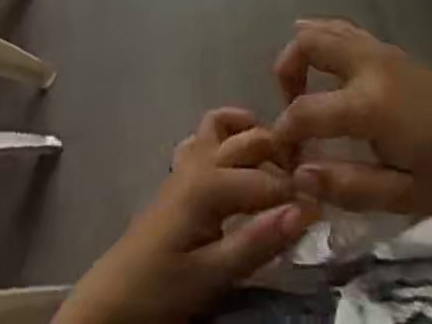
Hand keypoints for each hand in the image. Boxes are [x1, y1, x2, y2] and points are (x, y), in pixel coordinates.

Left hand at [54, 109, 315, 323]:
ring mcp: (188, 164)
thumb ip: (257, 242)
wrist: (110, 304)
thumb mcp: (212, 276)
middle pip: (252, 140)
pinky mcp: (181, 175)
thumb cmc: (161, 291)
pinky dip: (229, 134)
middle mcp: (200, 162)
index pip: (269, 181)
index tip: (321, 211)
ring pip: (226, 127)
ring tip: (280, 165)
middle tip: (306, 187)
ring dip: (255, 136)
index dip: (297, 195)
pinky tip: (243, 162)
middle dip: (284, 156)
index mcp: (209, 184)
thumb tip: (305, 210)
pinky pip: (207, 137)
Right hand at [273, 19, 431, 215]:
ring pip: (326, 29)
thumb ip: (348, 186)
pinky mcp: (394, 52)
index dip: (283, 135)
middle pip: (308, 45)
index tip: (285, 163)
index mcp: (370, 105)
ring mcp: (383, 52)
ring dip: (302, 53)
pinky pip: (347, 31)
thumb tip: (299, 175)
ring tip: (299, 90)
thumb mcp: (405, 196)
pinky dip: (324, 38)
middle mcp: (370, 66)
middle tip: (289, 114)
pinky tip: (320, 59)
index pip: (304, 110)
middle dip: (285, 73)